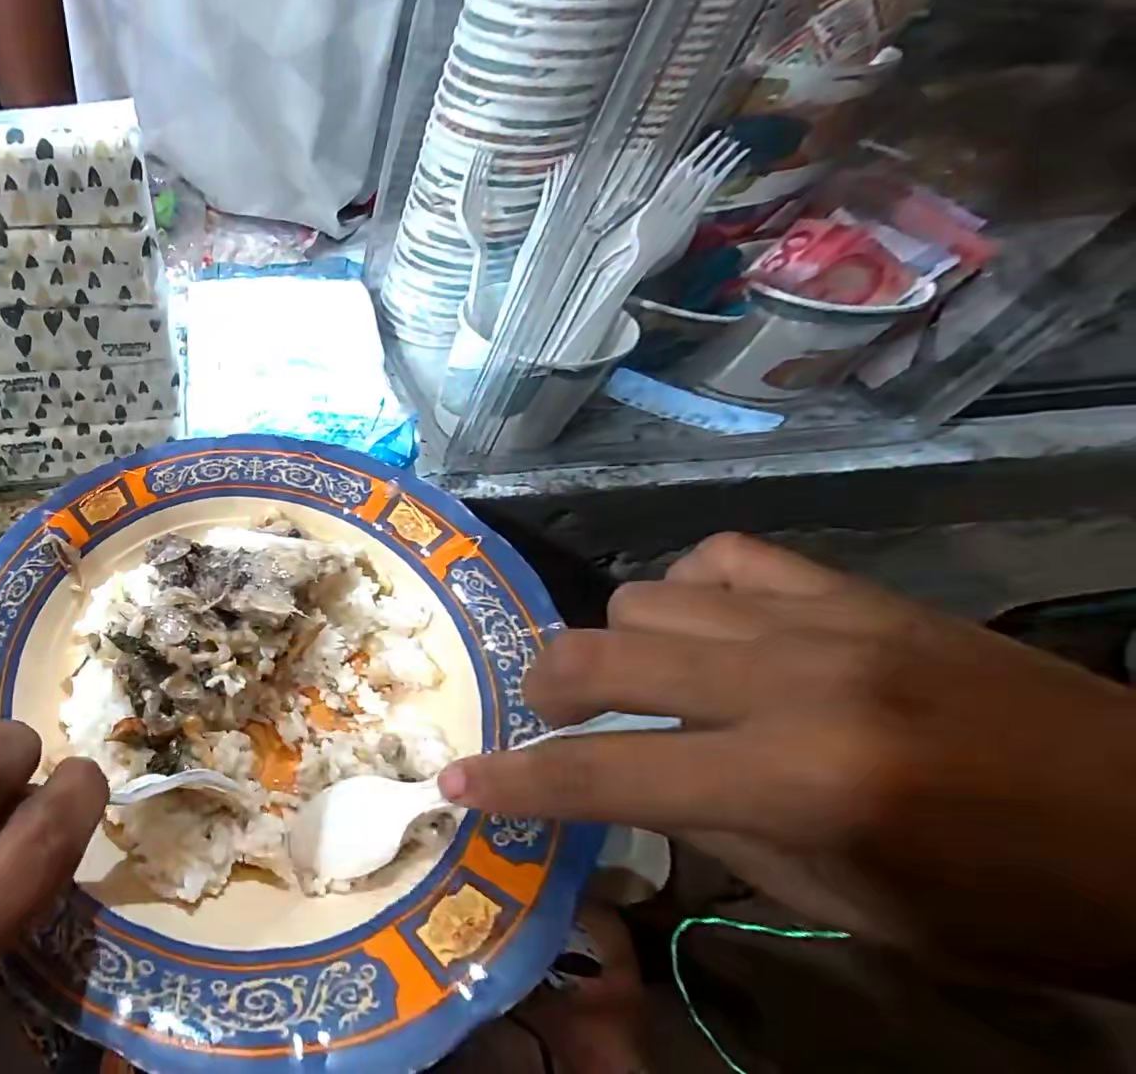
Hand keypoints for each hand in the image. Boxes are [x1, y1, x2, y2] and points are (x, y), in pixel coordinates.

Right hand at [440, 533, 1135, 993]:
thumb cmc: (1006, 900)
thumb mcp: (841, 897)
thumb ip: (706, 823)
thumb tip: (619, 778)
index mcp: (797, 780)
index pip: (605, 776)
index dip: (516, 783)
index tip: (453, 781)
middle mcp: (791, 682)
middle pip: (598, 655)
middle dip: (546, 689)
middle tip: (549, 716)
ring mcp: (820, 620)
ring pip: (643, 601)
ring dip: (622, 647)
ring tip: (644, 680)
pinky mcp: (851, 588)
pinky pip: (717, 560)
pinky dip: (688, 593)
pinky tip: (706, 627)